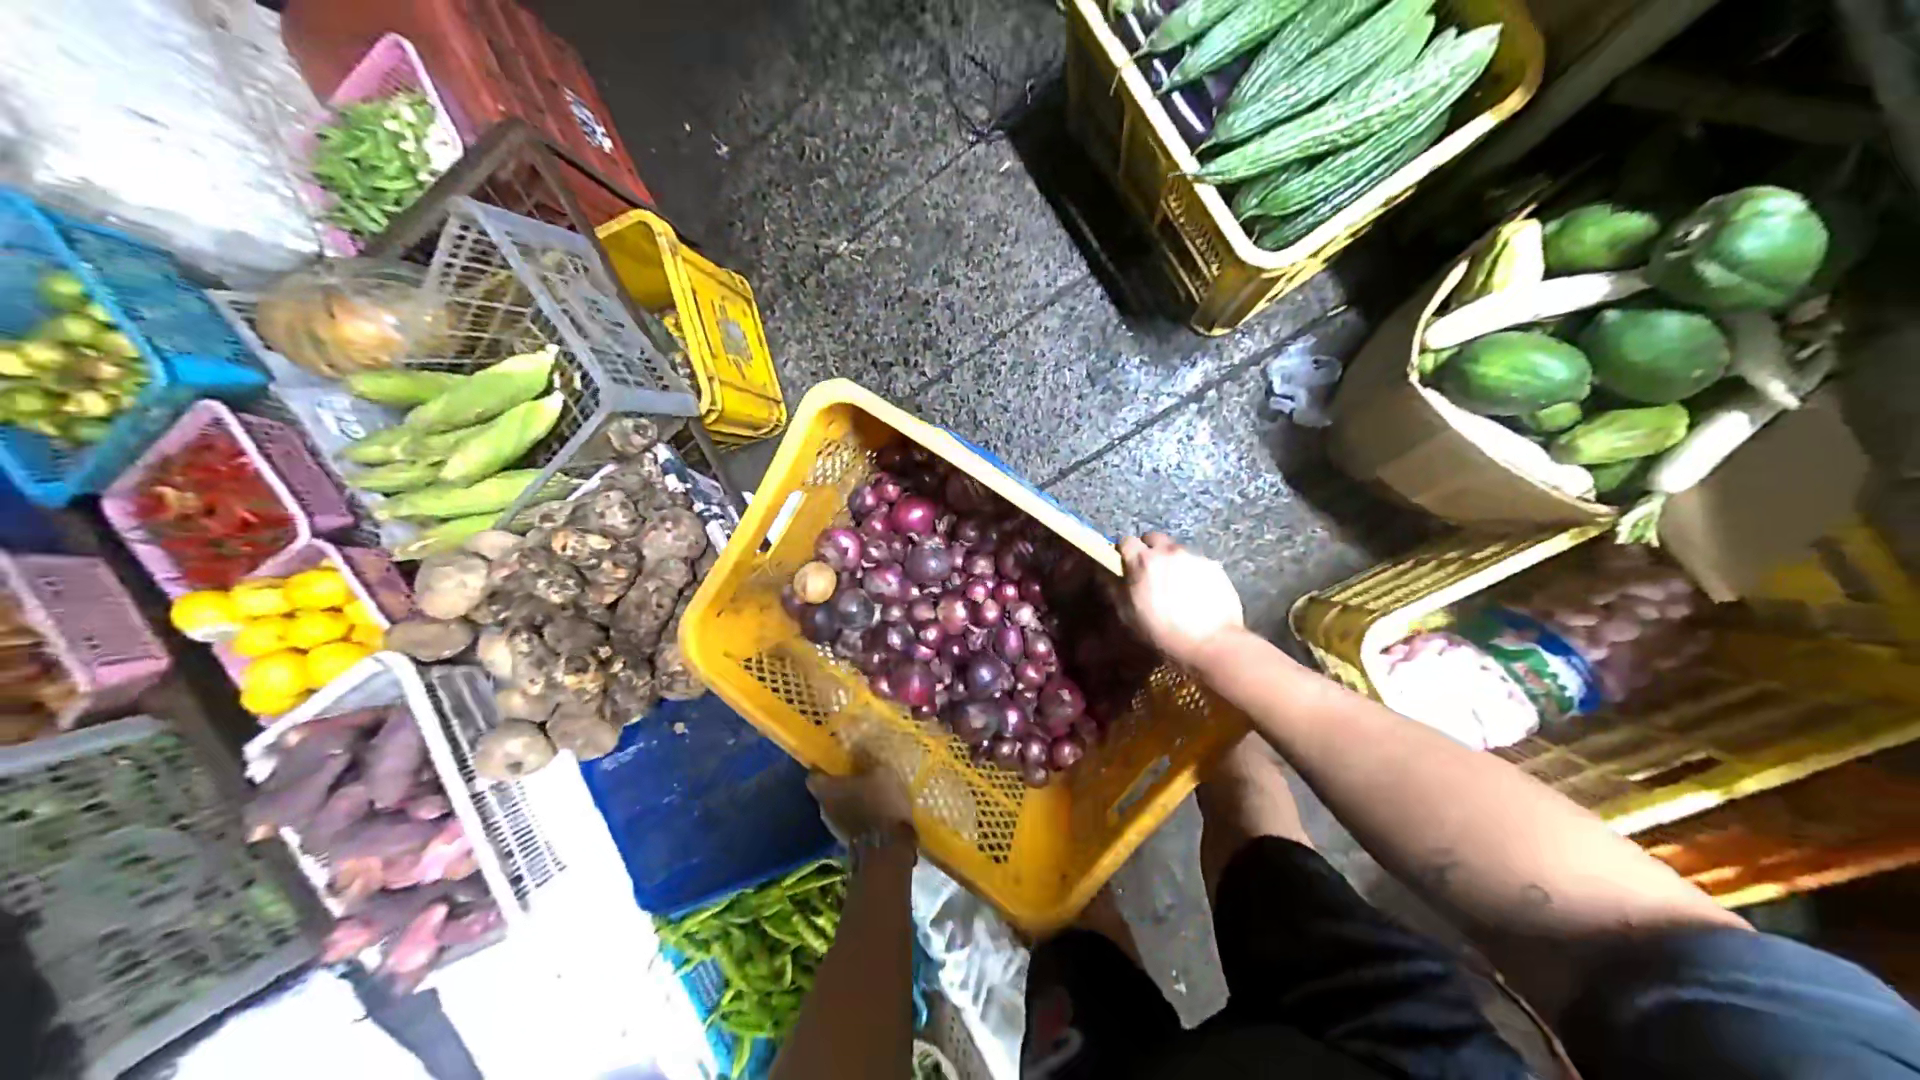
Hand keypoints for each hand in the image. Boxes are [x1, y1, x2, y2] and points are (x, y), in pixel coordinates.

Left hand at [807, 760, 914, 844]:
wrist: (888, 847)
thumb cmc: (881, 803)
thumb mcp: (882, 773)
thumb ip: (868, 765)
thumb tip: (864, 759)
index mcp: (826, 789)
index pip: (814, 775)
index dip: (823, 768)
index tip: (835, 762)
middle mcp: (822, 808)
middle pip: (826, 792)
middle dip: (839, 784)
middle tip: (856, 775)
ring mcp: (833, 827)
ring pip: (837, 807)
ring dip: (848, 801)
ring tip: (867, 793)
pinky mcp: (845, 840)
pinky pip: (848, 820)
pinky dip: (857, 815)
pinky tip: (873, 810)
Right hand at [1119, 532, 1245, 666]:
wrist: (1210, 644)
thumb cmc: (1162, 633)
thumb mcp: (1128, 615)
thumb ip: (1115, 589)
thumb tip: (1106, 573)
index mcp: (1142, 562)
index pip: (1126, 540)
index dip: (1125, 552)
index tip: (1126, 565)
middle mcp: (1167, 552)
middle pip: (1153, 537)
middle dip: (1149, 550)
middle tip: (1151, 572)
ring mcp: (1193, 556)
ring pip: (1176, 549)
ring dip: (1172, 560)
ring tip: (1177, 585)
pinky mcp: (1214, 565)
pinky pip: (1197, 562)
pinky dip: (1193, 571)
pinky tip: (1196, 592)